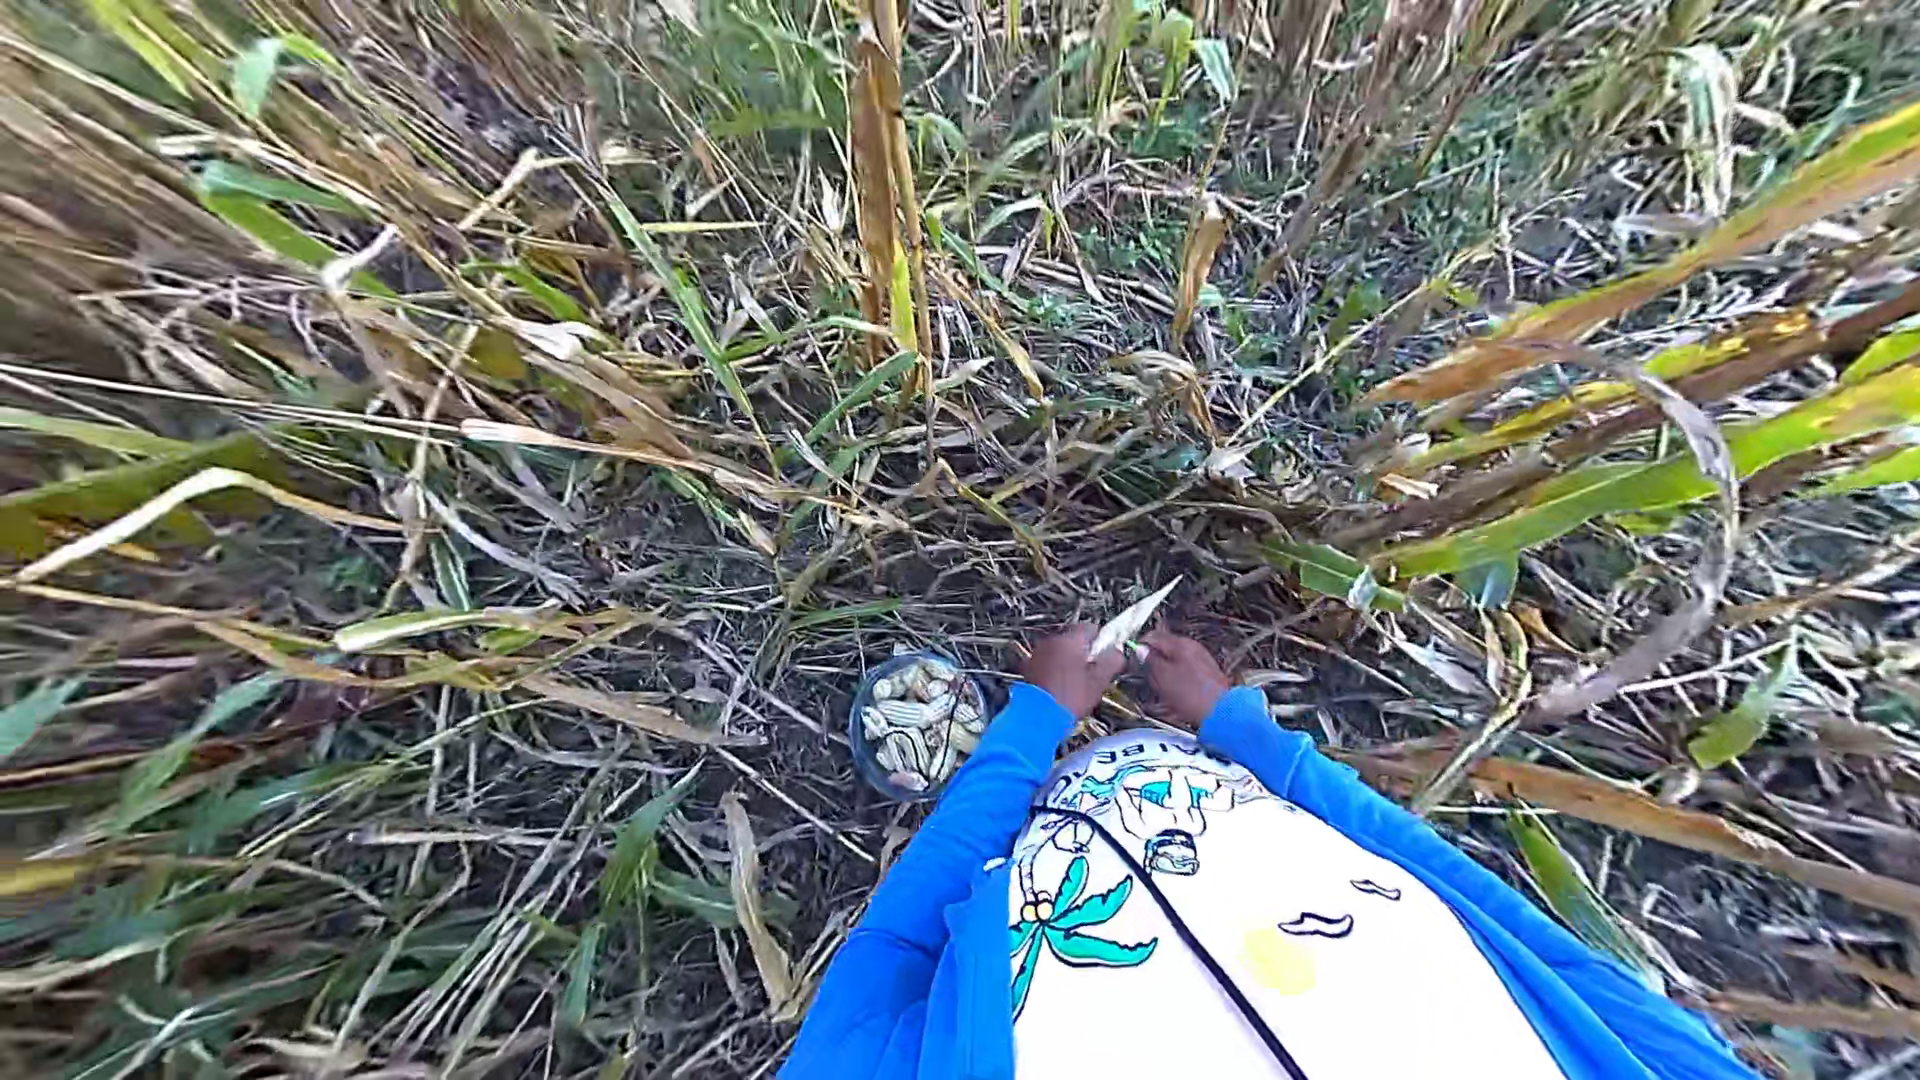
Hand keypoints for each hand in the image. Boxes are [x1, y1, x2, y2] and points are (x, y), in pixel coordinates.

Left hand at [1023, 625, 1127, 719]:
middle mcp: (1051, 640)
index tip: (1106, 655)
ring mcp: (1037, 652)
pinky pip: (1047, 661)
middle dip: (1085, 651)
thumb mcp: (1099, 680)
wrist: (1037, 715)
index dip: (1102, 640)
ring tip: (1078, 681)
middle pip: (1074, 638)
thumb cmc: (1072, 696)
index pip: (1090, 628)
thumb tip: (1118, 652)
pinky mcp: (1028, 666)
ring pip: (1060, 650)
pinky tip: (1061, 685)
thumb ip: (1112, 662)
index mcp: (1070, 639)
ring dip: (1069, 659)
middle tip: (1094, 671)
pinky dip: (1055, 668)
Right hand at [1141, 629, 1231, 729]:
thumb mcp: (1162, 676)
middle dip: (1153, 662)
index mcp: (1180, 643)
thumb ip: (1149, 660)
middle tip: (1147, 678)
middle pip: (1164, 649)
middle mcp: (1192, 647)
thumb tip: (1140, 649)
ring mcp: (1202, 660)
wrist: (1223, 714)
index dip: (1140, 647)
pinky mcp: (1207, 675)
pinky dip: (1176, 681)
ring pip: (1174, 662)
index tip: (1133, 661)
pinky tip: (1175, 695)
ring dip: (1164, 673)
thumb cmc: (1191, 695)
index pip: (1152, 636)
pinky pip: (1184, 673)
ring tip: (1161, 690)